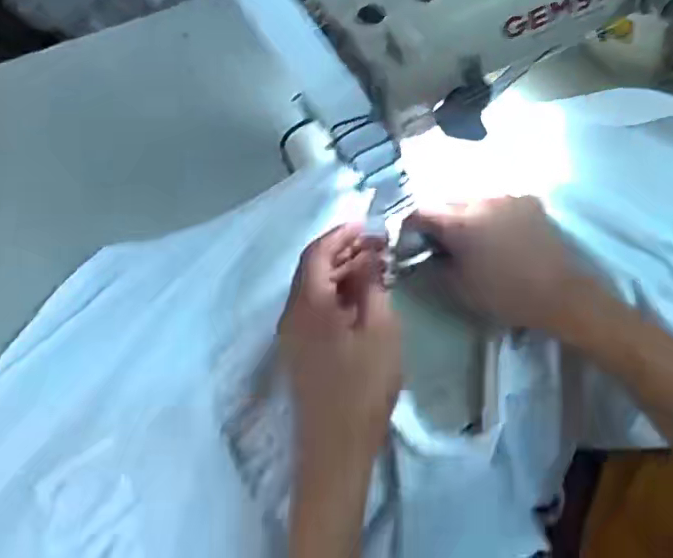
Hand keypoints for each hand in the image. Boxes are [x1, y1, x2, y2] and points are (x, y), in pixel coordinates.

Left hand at [278, 223, 401, 456]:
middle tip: (380, 243)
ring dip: (343, 271)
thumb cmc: (363, 383)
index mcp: (308, 305)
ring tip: (378, 265)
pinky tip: (365, 295)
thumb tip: (369, 256)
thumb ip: (372, 285)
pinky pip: (316, 308)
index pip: (317, 253)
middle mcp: (292, 316)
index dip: (342, 233)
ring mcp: (293, 336)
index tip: (370, 224)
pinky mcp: (301, 352)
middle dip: (345, 250)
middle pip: (313, 269)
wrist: (337, 448)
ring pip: (315, 288)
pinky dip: (339, 292)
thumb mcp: (380, 326)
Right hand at [406, 195, 599, 334]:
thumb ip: (434, 265)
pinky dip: (492, 213)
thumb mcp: (459, 287)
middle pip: (449, 202)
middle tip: (438, 242)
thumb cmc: (504, 294)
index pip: (421, 211)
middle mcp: (483, 200)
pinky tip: (498, 233)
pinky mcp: (529, 201)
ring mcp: (509, 197)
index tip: (408, 239)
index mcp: (461, 221)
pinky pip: (500, 201)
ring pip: (475, 199)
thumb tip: (421, 253)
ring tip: (471, 238)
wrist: (558, 291)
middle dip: (439, 218)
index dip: (410, 225)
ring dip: (466, 214)